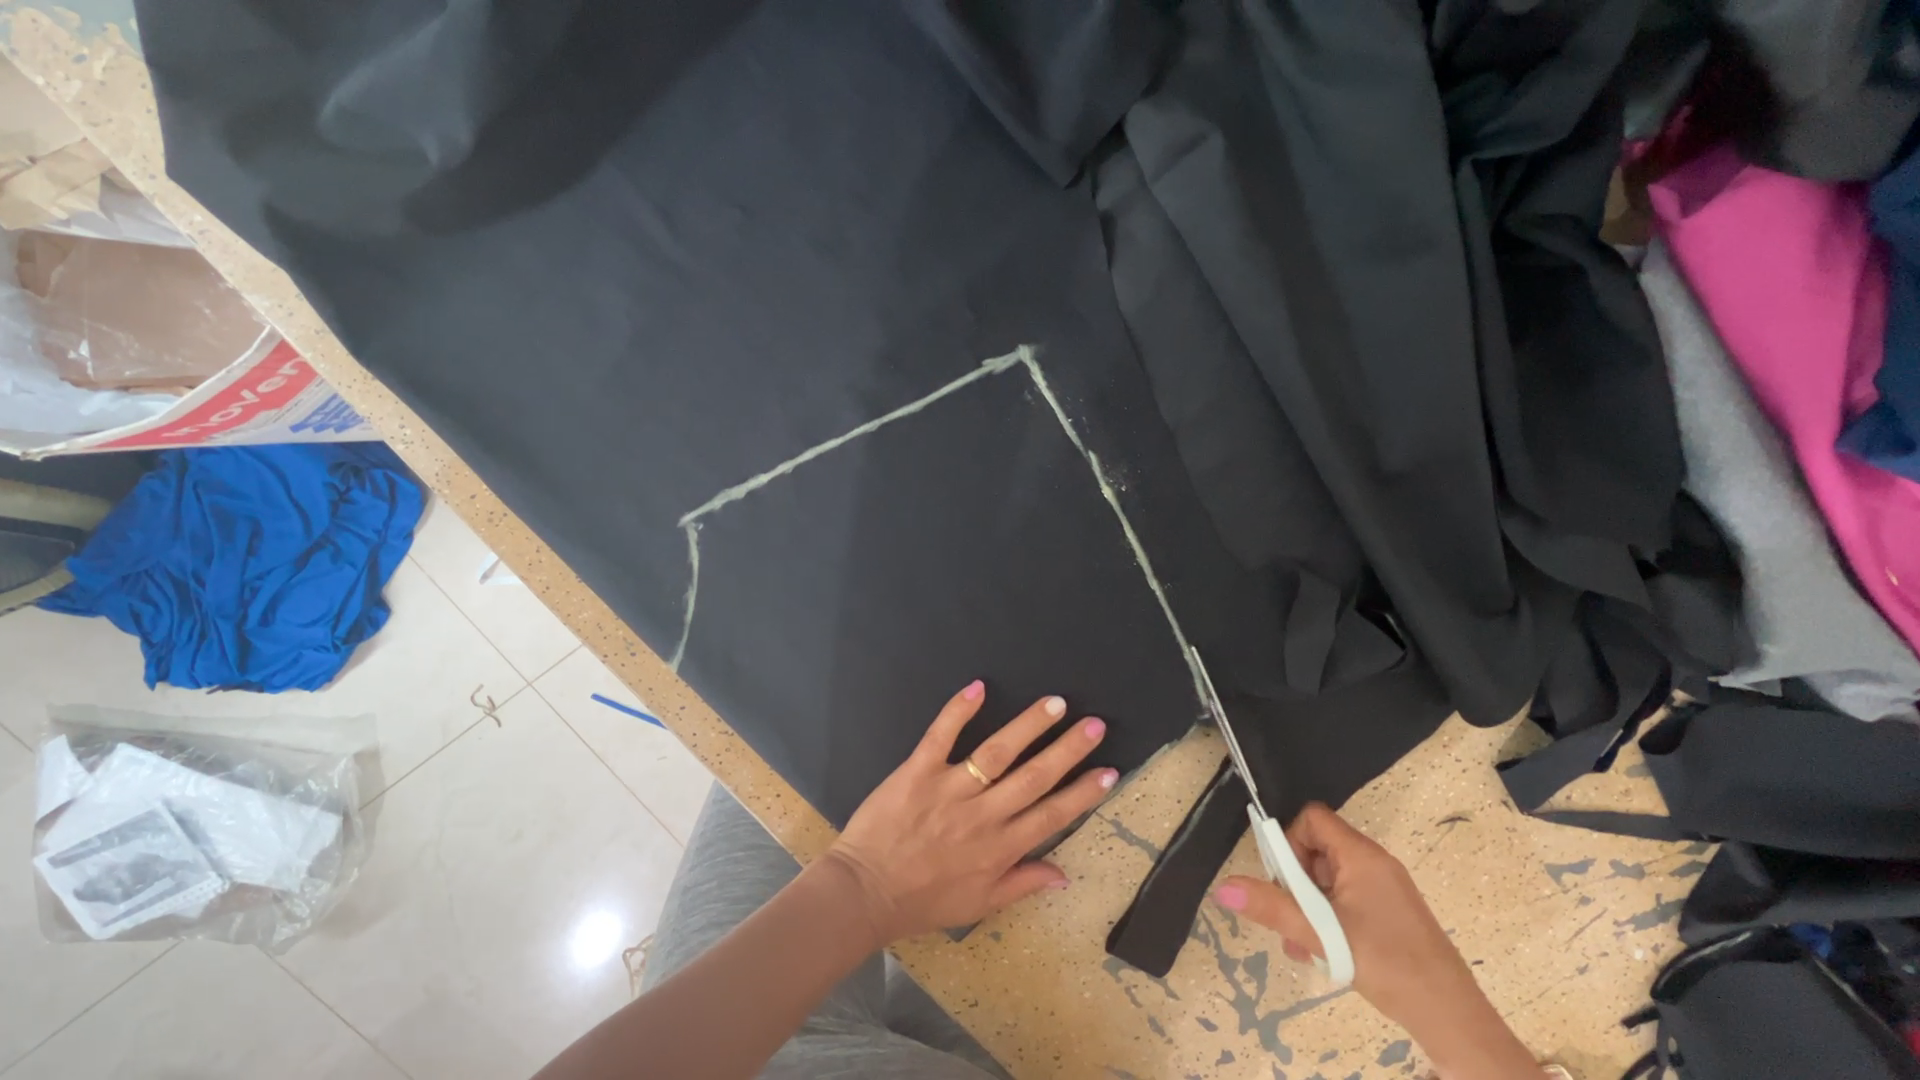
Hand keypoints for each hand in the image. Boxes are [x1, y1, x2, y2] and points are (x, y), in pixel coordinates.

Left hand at [822, 680, 1118, 946]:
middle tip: (1094, 725)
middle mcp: (983, 816)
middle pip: (1034, 776)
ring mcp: (950, 790)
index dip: (1084, 793)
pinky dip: (959, 710)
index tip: (1109, 771)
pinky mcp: (918, 771)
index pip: (1052, 815)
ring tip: (1055, 703)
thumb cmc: (922, 901)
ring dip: (1029, 726)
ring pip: (998, 752)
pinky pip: (941, 735)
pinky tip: (979, 687)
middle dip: (1068, 750)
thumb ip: (1022, 883)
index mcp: (1001, 848)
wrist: (864, 892)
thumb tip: (1064, 874)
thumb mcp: (979, 905)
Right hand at [1213, 804, 1537, 1077]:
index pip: (1312, 818)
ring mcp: (1385, 888)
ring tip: (1302, 947)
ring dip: (1308, 906)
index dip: (1289, 841)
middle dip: (1294, 882)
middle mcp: (1374, 863)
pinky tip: (1325, 953)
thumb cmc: (1385, 962)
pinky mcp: (1390, 912)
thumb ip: (1270, 907)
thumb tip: (1222, 887)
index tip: (1283, 881)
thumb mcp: (1320, 934)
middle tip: (1288, 920)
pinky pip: (1347, 898)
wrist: (1449, 1013)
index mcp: (1361, 856)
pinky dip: (1329, 918)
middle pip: (1317, 849)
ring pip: (1329, 879)